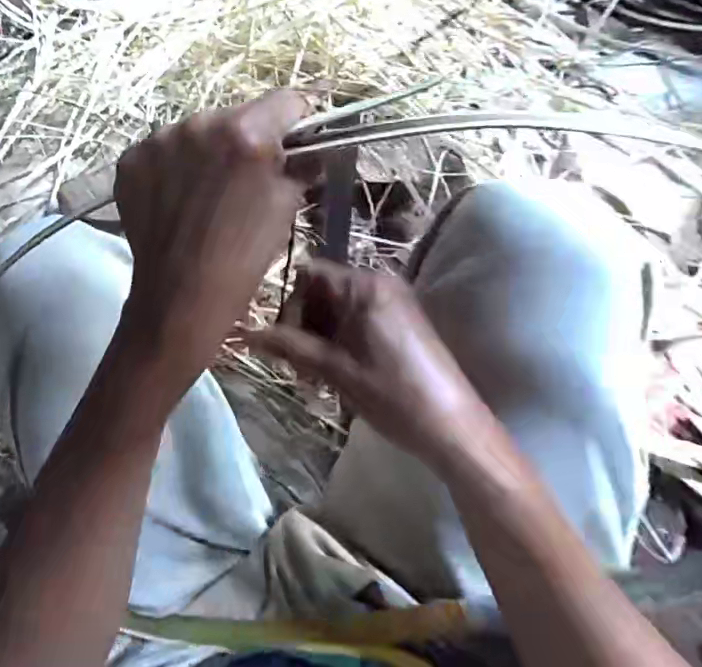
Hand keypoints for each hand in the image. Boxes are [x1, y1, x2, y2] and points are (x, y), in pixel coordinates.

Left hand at [112, 90, 311, 384]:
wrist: (179, 295)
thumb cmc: (244, 254)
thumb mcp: (286, 206)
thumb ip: (302, 165)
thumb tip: (315, 147)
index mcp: (246, 133)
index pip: (286, 101)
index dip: (297, 121)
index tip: (294, 141)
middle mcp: (201, 123)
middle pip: (238, 115)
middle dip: (247, 137)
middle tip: (246, 176)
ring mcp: (160, 139)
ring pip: (199, 130)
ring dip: (208, 149)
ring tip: (206, 191)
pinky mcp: (132, 158)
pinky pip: (164, 149)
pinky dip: (174, 166)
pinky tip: (177, 197)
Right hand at [247, 260, 492, 470]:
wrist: (453, 426)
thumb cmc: (393, 395)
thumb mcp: (336, 371)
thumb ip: (291, 346)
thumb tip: (247, 332)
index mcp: (364, 285)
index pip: (310, 275)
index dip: (289, 304)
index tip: (280, 339)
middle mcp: (380, 281)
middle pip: (324, 289)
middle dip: (304, 323)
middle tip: (298, 366)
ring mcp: (395, 299)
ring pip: (340, 306)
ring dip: (322, 334)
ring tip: (316, 376)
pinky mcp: (403, 318)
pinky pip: (360, 315)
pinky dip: (343, 337)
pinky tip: (339, 371)